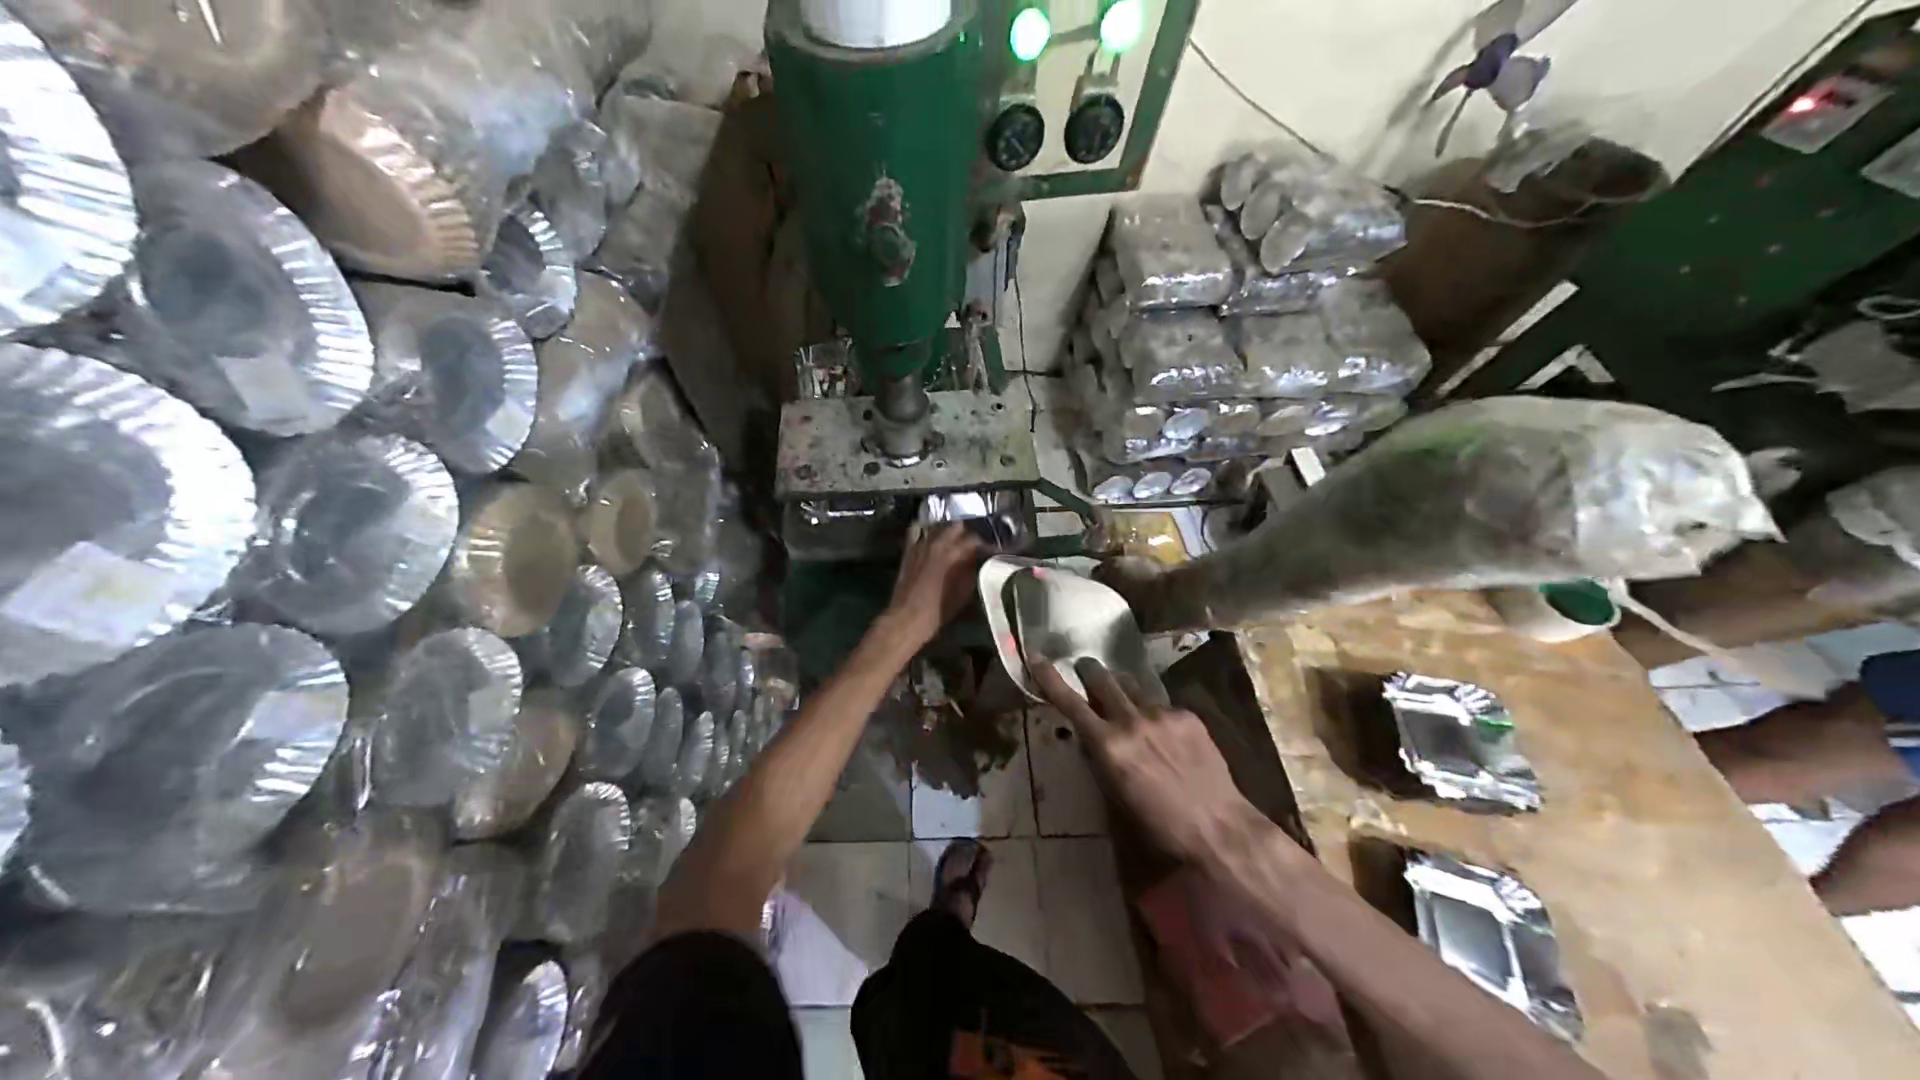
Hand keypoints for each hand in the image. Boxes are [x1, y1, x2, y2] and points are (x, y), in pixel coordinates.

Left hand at [881, 524, 982, 649]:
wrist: (909, 616)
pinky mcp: (909, 548)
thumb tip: (978, 561)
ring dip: (949, 532)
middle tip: (973, 545)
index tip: (991, 551)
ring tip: (955, 540)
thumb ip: (973, 570)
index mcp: (957, 553)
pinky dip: (926, 530)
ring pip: (939, 526)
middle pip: (958, 527)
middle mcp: (940, 543)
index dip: (986, 545)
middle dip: (968, 534)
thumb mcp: (965, 590)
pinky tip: (931, 536)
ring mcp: (922, 543)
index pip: (976, 540)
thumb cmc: (941, 609)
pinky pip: (916, 529)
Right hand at [1032, 657, 1262, 860]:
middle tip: (1085, 668)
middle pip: (1103, 679)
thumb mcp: (1114, 798)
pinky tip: (1164, 734)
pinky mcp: (1188, 716)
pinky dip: (1153, 713)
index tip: (1037, 657)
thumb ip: (1099, 761)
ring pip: (1133, 687)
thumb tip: (1089, 740)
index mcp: (1107, 745)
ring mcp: (1162, 715)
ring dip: (1122, 690)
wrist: (1217, 830)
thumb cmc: (1158, 827)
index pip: (1070, 703)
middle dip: (1090, 671)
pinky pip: (1161, 705)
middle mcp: (1131, 721)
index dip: (1050, 679)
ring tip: (1124, 700)